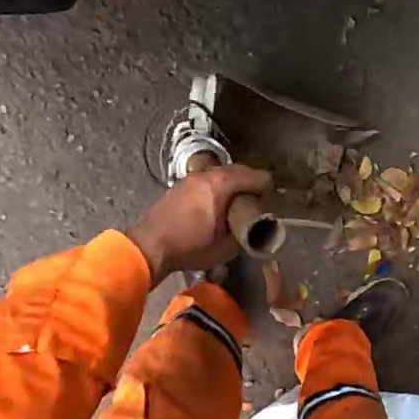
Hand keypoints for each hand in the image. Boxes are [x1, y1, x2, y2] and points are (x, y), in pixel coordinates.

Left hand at [123, 165, 272, 283]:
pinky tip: (219, 205)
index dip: (269, 192)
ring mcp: (193, 177)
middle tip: (258, 205)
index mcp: (223, 184)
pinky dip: (220, 187)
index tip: (269, 208)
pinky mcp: (182, 185)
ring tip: (239, 205)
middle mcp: (208, 174)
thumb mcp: (228, 247)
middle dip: (254, 186)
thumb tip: (258, 227)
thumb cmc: (190, 247)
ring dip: (236, 185)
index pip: (259, 177)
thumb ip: (247, 232)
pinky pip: (210, 179)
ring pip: (225, 173)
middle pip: (242, 171)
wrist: (149, 247)